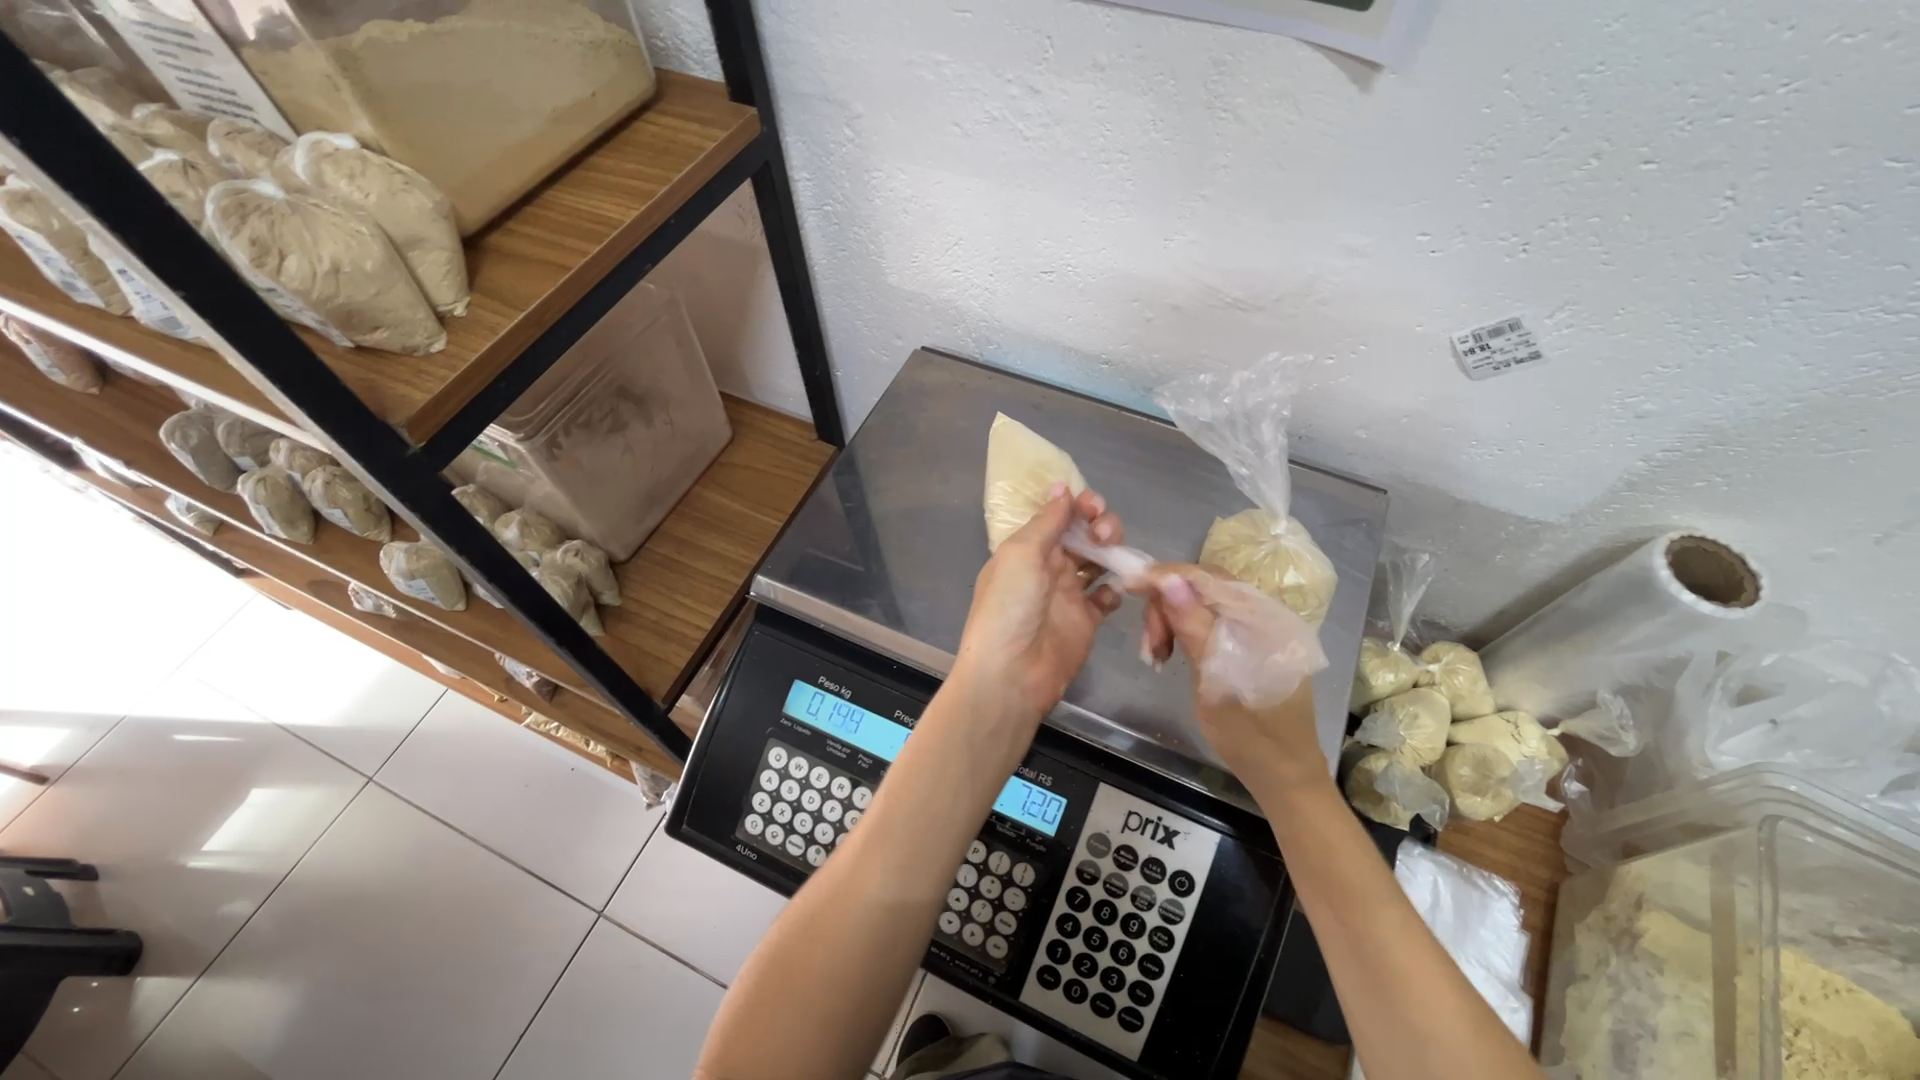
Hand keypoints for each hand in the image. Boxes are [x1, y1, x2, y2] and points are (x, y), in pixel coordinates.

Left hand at [952, 487, 1125, 724]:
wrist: (1011, 673)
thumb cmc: (1009, 607)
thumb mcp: (1020, 554)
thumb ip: (1047, 521)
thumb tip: (1063, 487)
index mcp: (1026, 549)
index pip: (1057, 516)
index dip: (1078, 505)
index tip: (1093, 504)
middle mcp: (1048, 567)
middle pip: (1082, 535)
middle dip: (1099, 524)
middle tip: (1104, 532)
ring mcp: (1068, 594)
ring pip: (1098, 560)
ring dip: (1111, 549)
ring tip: (1114, 552)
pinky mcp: (1086, 621)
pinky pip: (1107, 597)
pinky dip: (1116, 588)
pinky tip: (1116, 587)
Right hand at [1141, 566, 1326, 789]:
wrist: (1285, 775)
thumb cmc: (1251, 736)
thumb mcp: (1215, 682)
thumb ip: (1193, 627)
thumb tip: (1168, 579)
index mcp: (1262, 619)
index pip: (1206, 576)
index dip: (1164, 576)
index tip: (1128, 587)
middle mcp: (1263, 614)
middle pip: (1200, 587)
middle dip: (1165, 607)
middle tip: (1150, 648)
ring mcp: (1257, 627)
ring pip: (1200, 604)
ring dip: (1170, 622)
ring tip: (1157, 657)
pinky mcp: (1248, 641)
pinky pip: (1208, 621)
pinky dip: (1184, 632)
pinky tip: (1171, 656)